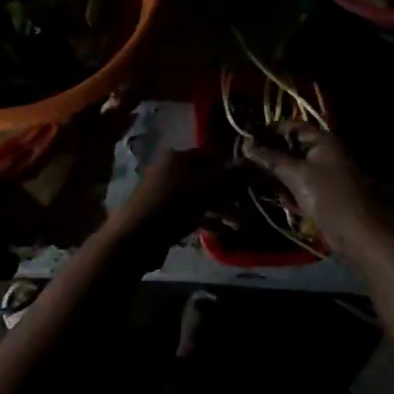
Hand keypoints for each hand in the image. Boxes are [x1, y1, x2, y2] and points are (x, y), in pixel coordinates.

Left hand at [112, 146, 241, 250]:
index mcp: (179, 157)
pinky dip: (207, 219)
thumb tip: (258, 165)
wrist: (134, 239)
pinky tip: (223, 231)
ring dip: (222, 208)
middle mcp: (171, 169)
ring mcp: (165, 192)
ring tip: (239, 223)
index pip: (214, 155)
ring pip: (201, 196)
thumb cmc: (173, 207)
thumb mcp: (207, 189)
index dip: (235, 166)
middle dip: (230, 192)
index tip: (253, 182)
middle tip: (248, 204)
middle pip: (209, 176)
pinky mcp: (163, 213)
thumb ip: (234, 177)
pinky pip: (191, 212)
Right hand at [243, 125, 386, 254]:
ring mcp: (324, 174)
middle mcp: (324, 153)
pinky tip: (294, 206)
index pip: (292, 127)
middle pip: (291, 149)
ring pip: (292, 171)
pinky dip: (293, 195)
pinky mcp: (322, 193)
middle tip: (250, 169)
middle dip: (273, 161)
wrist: (357, 233)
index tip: (246, 141)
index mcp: (324, 141)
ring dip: (282, 182)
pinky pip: (300, 187)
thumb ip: (272, 159)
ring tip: (280, 194)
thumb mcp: (298, 175)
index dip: (270, 131)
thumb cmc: (329, 198)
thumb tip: (247, 144)